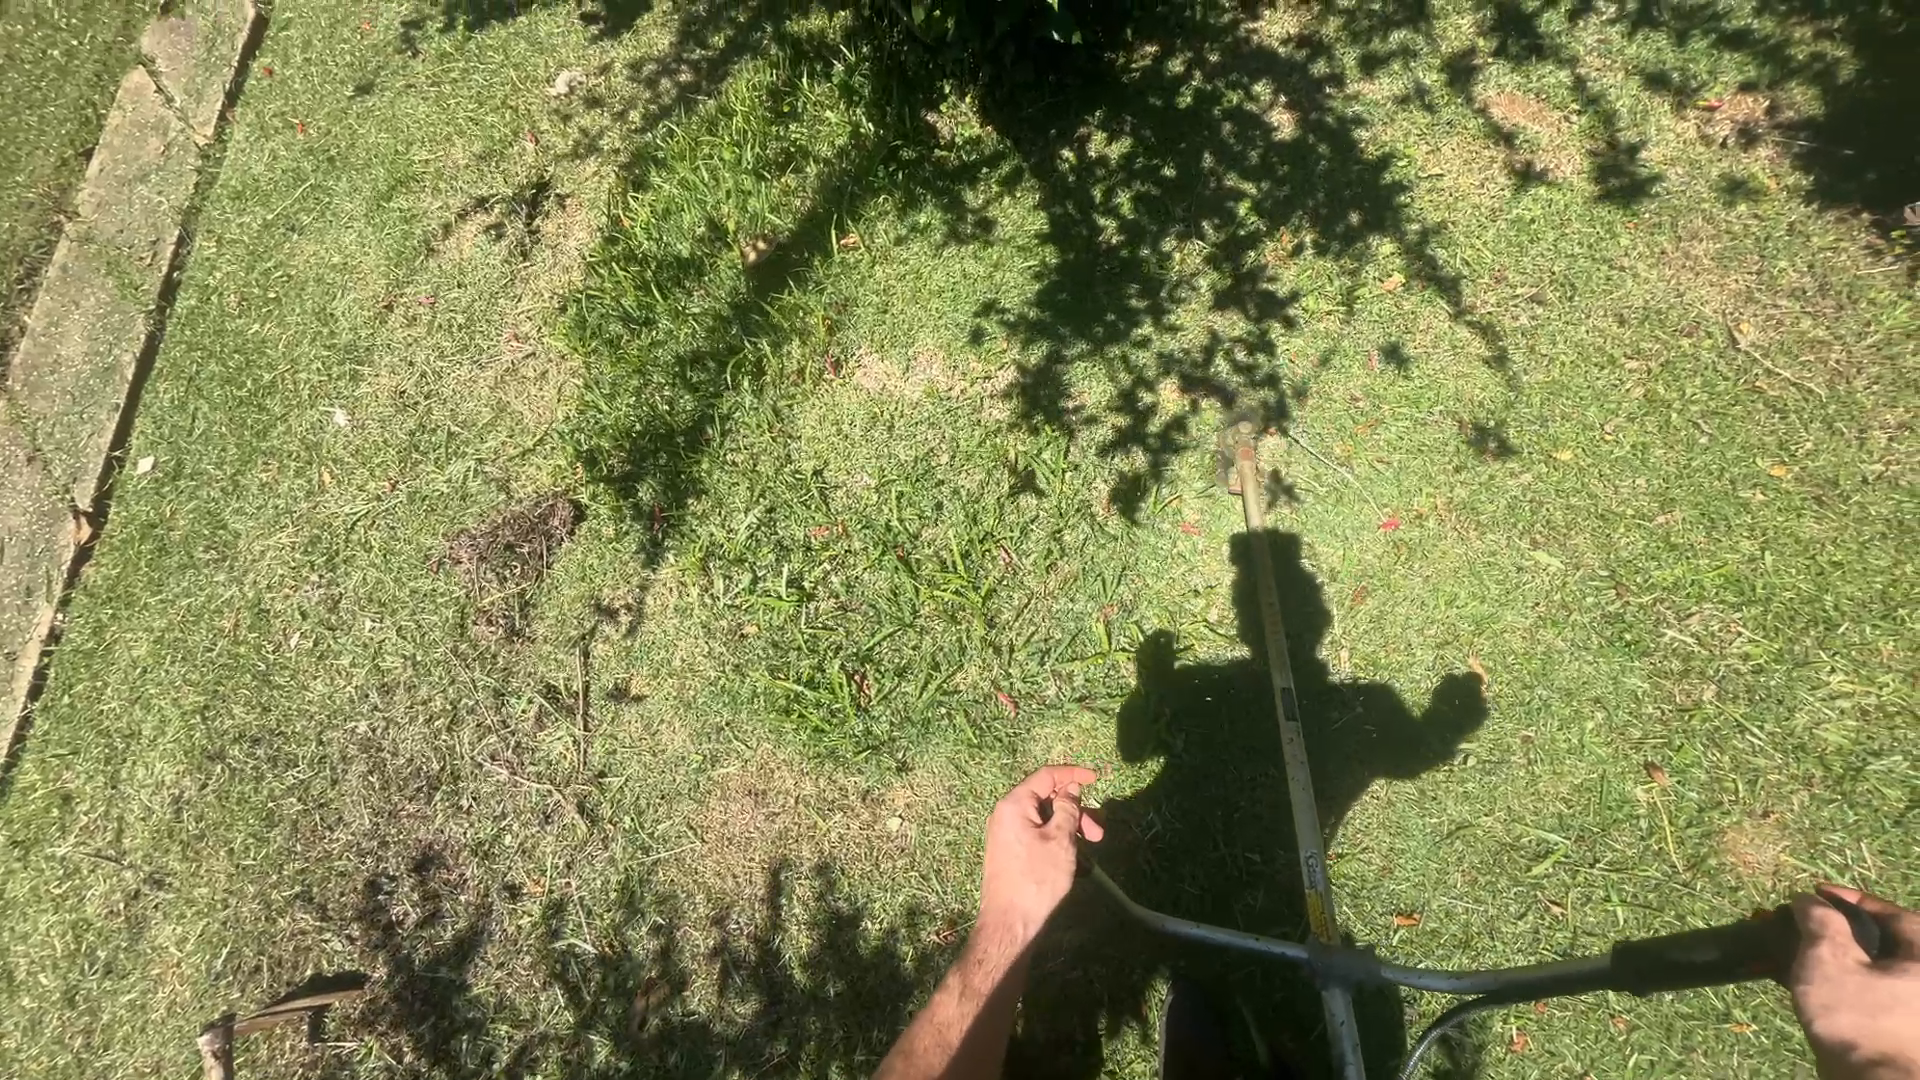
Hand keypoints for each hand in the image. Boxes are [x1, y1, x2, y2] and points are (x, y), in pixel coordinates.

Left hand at [977, 765, 1103, 947]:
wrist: (1009, 925)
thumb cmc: (1037, 879)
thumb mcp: (1060, 840)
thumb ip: (1067, 809)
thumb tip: (1070, 789)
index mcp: (1014, 804)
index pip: (1046, 776)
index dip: (1072, 774)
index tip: (1096, 779)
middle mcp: (1006, 814)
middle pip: (1046, 800)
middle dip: (1075, 812)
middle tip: (1099, 832)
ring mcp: (1007, 834)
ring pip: (1044, 821)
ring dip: (1070, 831)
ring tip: (1091, 854)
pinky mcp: (1011, 853)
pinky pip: (1038, 838)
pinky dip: (1058, 844)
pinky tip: (1077, 865)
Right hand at [1789, 885, 1919, 1079]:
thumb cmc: (1858, 1014)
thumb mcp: (1828, 958)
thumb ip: (1821, 921)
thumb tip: (1812, 900)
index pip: (1897, 915)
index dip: (1853, 898)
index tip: (1816, 892)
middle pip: (1887, 942)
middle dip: (1841, 927)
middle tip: (1805, 921)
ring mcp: (1917, 1007)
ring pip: (1877, 967)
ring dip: (1838, 953)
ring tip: (1798, 950)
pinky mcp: (1906, 1027)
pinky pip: (1876, 990)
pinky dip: (1846, 978)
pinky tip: (1812, 980)